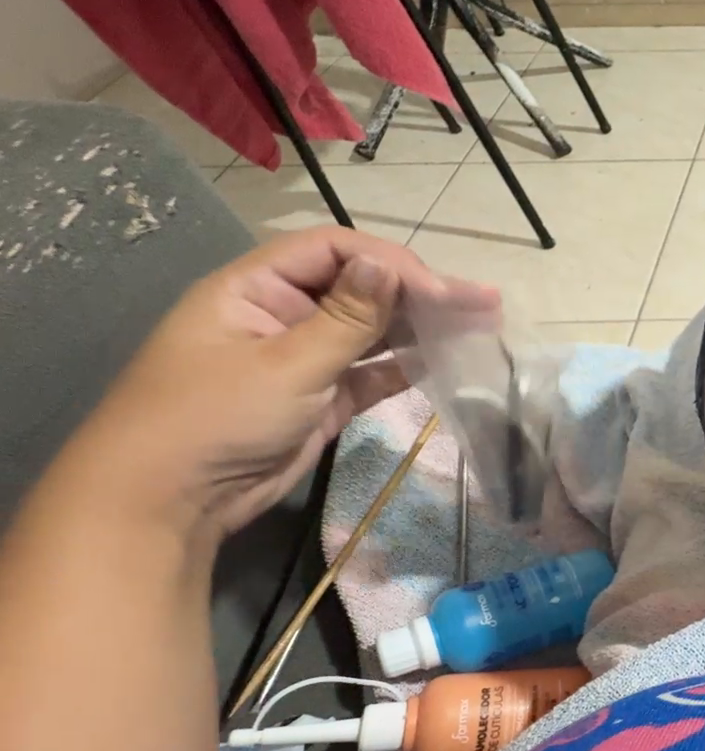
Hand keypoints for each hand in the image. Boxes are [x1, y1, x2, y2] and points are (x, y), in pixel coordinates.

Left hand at [64, 227, 497, 541]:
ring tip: (482, 327)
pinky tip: (450, 361)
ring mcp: (308, 356)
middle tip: (486, 302)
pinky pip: (377, 372)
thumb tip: (387, 264)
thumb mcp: (285, 364)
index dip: (391, 264)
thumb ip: (345, 317)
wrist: (172, 499)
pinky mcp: (327, 396)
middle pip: (363, 288)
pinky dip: (412, 366)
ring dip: (426, 328)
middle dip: (423, 293)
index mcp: (256, 289)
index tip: (441, 293)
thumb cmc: (215, 418)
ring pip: (376, 330)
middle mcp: (285, 313)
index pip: (333, 251)